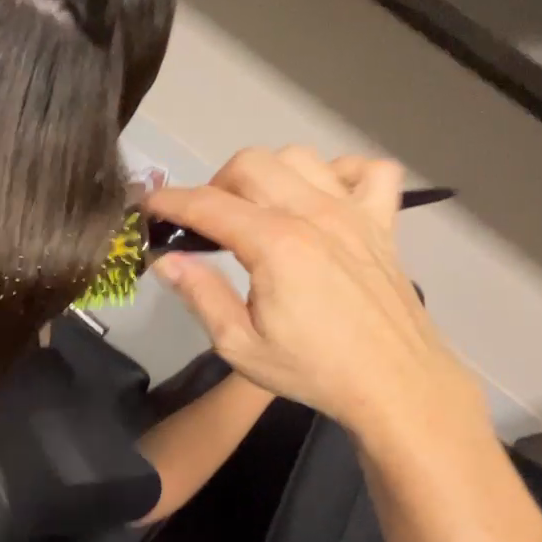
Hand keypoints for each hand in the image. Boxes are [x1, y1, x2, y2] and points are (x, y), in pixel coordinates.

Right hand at [144, 148, 484, 439]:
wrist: (395, 383)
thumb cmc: (312, 369)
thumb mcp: (238, 345)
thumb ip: (201, 295)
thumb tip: (166, 260)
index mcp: (276, 246)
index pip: (209, 205)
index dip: (170, 201)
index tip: (147, 207)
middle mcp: (315, 215)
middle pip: (251, 164)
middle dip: (215, 185)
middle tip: (204, 224)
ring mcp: (355, 212)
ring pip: (300, 157)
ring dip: (267, 176)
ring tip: (255, 212)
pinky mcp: (383, 221)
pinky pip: (366, 170)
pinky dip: (337, 174)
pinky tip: (320, 202)